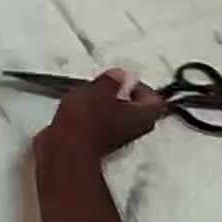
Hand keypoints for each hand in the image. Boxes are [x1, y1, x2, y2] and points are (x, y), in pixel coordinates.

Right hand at [33, 68, 166, 168]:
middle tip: (111, 87)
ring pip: (119, 119)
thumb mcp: (98, 90)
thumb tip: (119, 75)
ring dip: (109, 108)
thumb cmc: (86, 121)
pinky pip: (102, 126)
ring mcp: (116, 139)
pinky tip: (79, 110)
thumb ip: (111, 81)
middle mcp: (134, 130)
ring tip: (92, 96)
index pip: (155, 99)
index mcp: (143, 116)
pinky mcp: (97, 143)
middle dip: (126, 98)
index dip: (141, 86)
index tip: (124, 79)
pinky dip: (94, 118)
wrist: (66, 147)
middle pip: (139, 111)